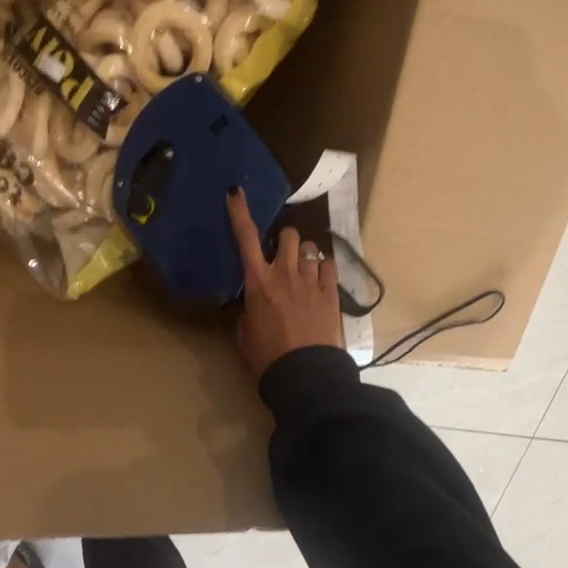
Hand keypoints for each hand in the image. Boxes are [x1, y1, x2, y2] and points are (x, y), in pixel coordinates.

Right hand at [227, 188, 342, 378]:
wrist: (304, 373)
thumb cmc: (267, 357)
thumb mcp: (245, 334)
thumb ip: (248, 310)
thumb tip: (252, 302)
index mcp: (258, 281)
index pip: (246, 237)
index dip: (240, 212)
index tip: (236, 193)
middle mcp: (285, 273)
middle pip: (288, 234)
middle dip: (285, 239)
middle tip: (283, 254)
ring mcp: (311, 281)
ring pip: (310, 248)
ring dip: (305, 254)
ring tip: (304, 270)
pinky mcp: (331, 292)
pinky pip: (329, 265)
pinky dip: (323, 268)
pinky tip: (320, 279)